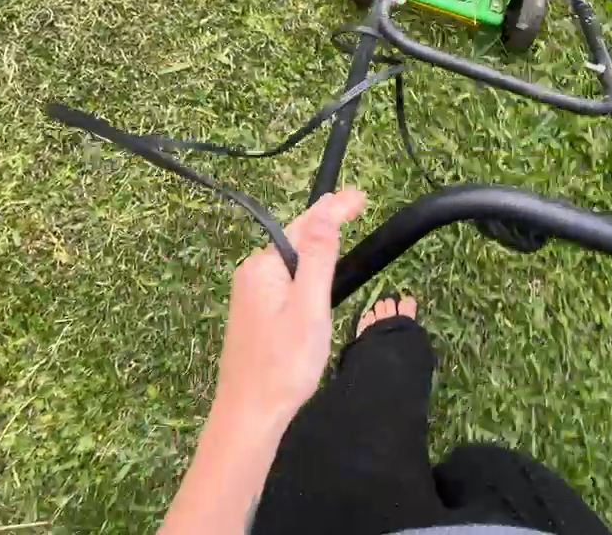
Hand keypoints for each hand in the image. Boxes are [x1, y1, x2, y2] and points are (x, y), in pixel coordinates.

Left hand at [211, 188, 366, 426]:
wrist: (249, 416)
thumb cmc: (284, 364)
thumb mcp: (309, 307)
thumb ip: (318, 259)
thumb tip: (324, 213)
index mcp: (264, 267)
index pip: (305, 226)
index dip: (335, 209)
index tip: (362, 196)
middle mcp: (252, 273)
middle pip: (295, 238)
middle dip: (325, 219)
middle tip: (356, 203)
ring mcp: (250, 293)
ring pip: (290, 259)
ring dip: (315, 242)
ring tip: (339, 223)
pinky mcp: (253, 312)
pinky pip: (284, 277)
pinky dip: (305, 266)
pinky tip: (316, 268)